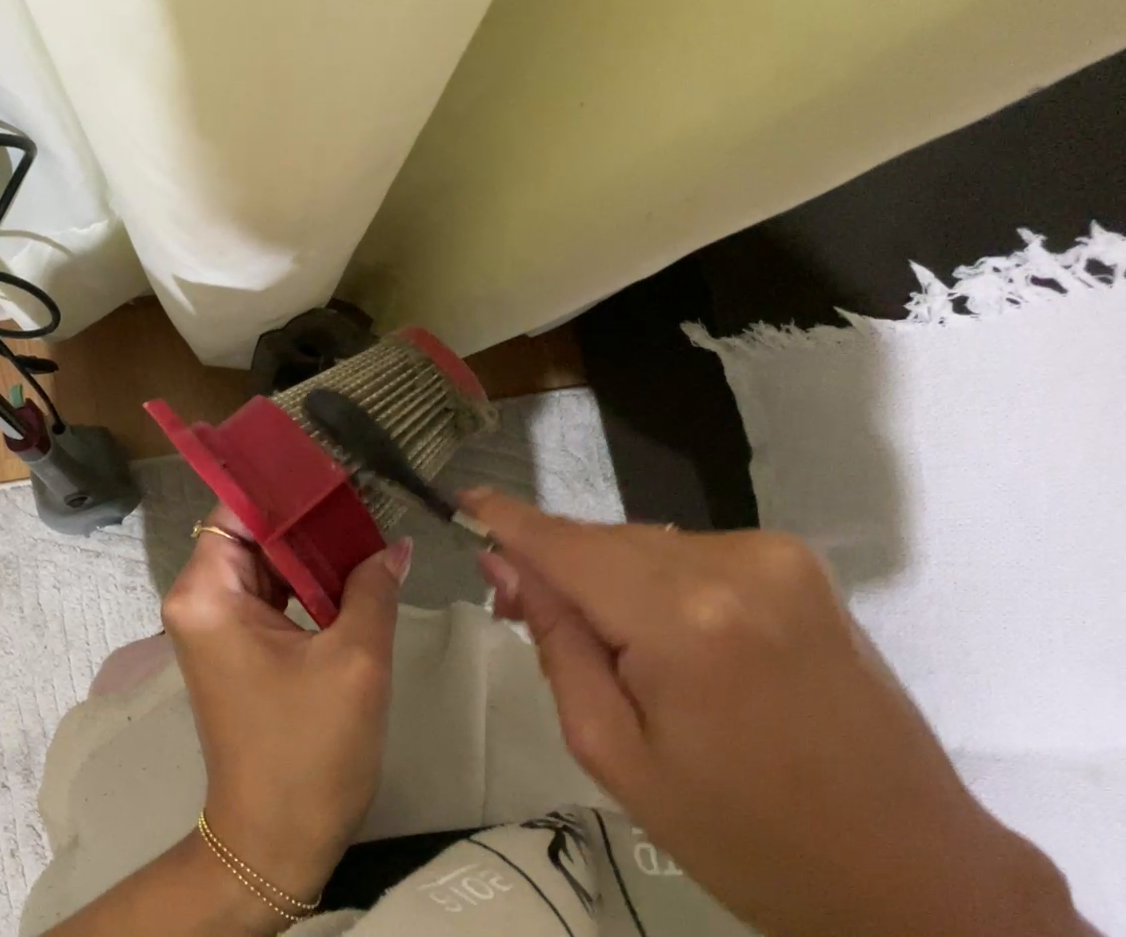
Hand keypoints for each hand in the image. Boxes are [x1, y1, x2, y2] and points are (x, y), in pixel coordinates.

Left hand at [163, 506, 411, 910]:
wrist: (275, 838)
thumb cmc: (310, 749)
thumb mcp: (356, 661)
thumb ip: (372, 588)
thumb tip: (393, 543)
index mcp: (207, 594)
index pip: (238, 511)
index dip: (284, 488)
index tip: (334, 471)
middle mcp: (197, 600)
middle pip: (250, 535)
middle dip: (305, 520)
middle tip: (363, 499)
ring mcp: (212, 625)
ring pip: (262, 565)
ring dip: (309, 553)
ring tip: (365, 528)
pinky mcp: (232, 647)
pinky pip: (266, 597)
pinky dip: (302, 585)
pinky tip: (348, 573)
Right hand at [464, 490, 1088, 936]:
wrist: (909, 870)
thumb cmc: (741, 831)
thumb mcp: (613, 749)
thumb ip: (555, 641)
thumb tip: (507, 565)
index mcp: (684, 620)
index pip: (564, 544)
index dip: (506, 519)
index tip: (461, 499)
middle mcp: (734, 565)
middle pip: (600, 540)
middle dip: (552, 564)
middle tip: (516, 609)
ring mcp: (777, 559)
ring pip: (642, 544)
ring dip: (604, 575)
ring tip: (597, 638)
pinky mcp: (802, 567)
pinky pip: (688, 554)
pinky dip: (654, 580)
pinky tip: (658, 634)